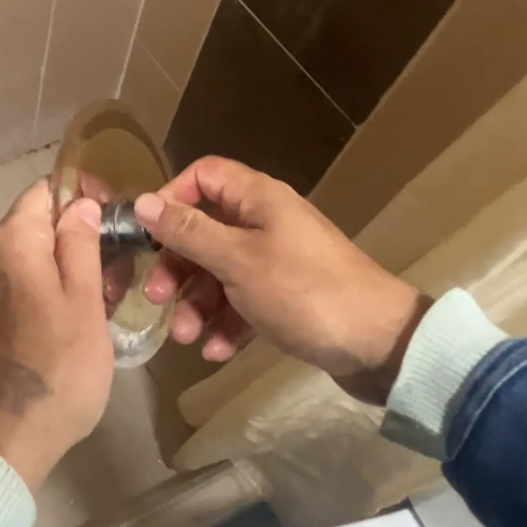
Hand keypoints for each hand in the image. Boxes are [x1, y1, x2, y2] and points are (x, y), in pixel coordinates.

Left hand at [0, 181, 113, 488]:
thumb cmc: (54, 370)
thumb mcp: (83, 304)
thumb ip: (80, 245)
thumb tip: (79, 203)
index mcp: (9, 241)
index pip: (44, 191)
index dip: (81, 195)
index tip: (114, 216)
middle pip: (33, 225)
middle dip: (75, 238)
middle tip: (116, 273)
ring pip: (23, 258)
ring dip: (60, 268)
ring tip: (99, 302)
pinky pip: (10, 285)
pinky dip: (39, 291)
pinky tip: (65, 323)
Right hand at [134, 157, 428, 405]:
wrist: (383, 348)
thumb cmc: (304, 291)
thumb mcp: (237, 260)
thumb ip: (188, 231)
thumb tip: (142, 201)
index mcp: (257, 199)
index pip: (203, 175)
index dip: (172, 198)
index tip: (149, 233)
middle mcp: (265, 222)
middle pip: (204, 230)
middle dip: (178, 266)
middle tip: (156, 297)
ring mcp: (277, 261)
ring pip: (220, 271)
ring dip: (197, 303)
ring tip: (186, 337)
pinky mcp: (287, 297)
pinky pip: (243, 301)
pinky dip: (226, 323)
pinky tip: (217, 351)